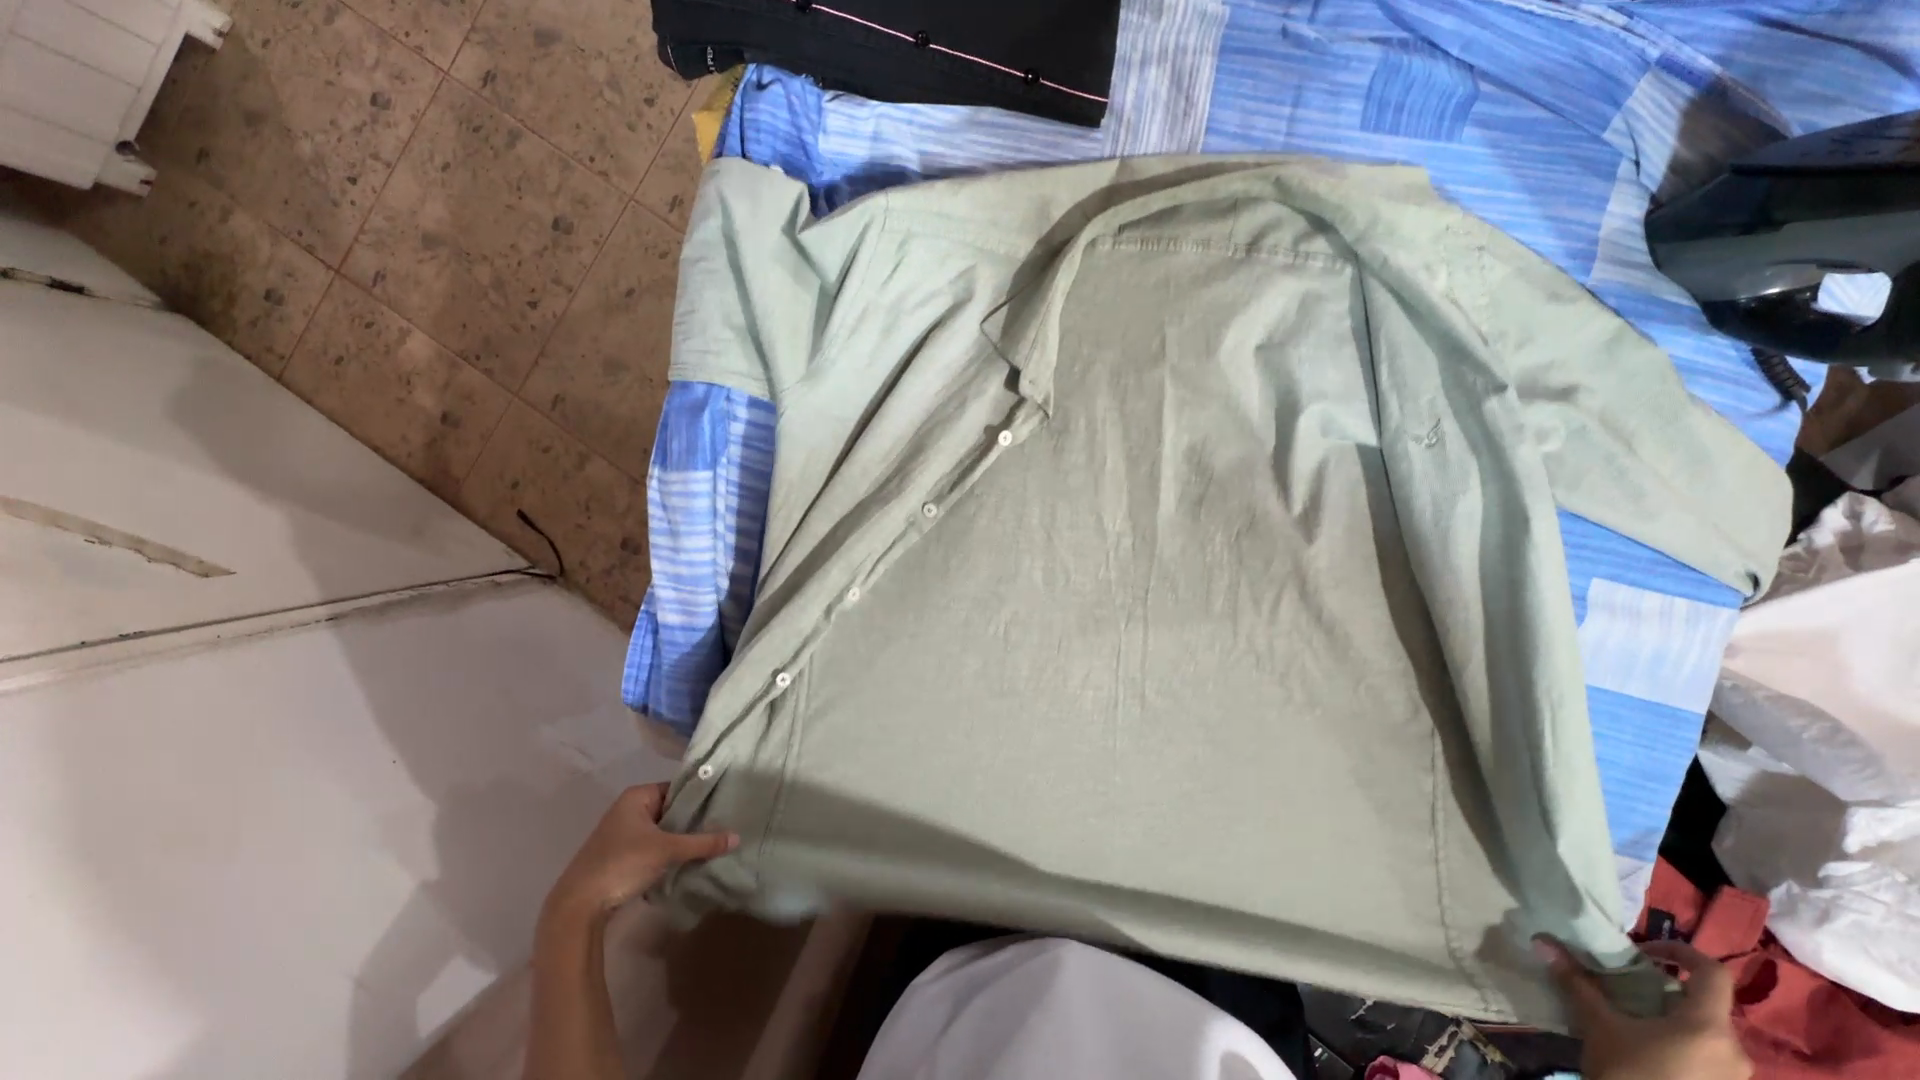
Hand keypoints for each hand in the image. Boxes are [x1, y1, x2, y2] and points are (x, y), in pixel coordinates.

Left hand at [542, 784, 737, 925]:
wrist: (580, 904)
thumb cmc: (622, 863)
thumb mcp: (667, 850)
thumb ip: (703, 843)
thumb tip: (737, 837)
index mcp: (637, 797)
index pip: (677, 788)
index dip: (700, 797)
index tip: (725, 806)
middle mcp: (629, 809)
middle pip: (671, 810)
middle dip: (693, 821)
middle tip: (724, 827)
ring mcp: (623, 833)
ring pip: (662, 831)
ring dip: (681, 840)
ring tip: (712, 845)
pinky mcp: (621, 855)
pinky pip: (653, 847)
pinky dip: (669, 853)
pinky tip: (689, 862)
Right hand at [1537, 937, 1751, 1079]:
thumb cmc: (1629, 1076)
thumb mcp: (1599, 1026)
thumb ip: (1577, 983)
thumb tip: (1543, 942)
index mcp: (1708, 1027)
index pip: (1712, 972)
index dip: (1679, 952)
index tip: (1643, 951)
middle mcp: (1734, 1050)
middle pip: (1706, 1003)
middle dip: (1667, 989)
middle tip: (1630, 989)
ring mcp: (1735, 1077)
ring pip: (1707, 1031)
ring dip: (1673, 1018)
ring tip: (1635, 1021)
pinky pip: (1709, 1055)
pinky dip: (1681, 1042)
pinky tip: (1649, 1053)